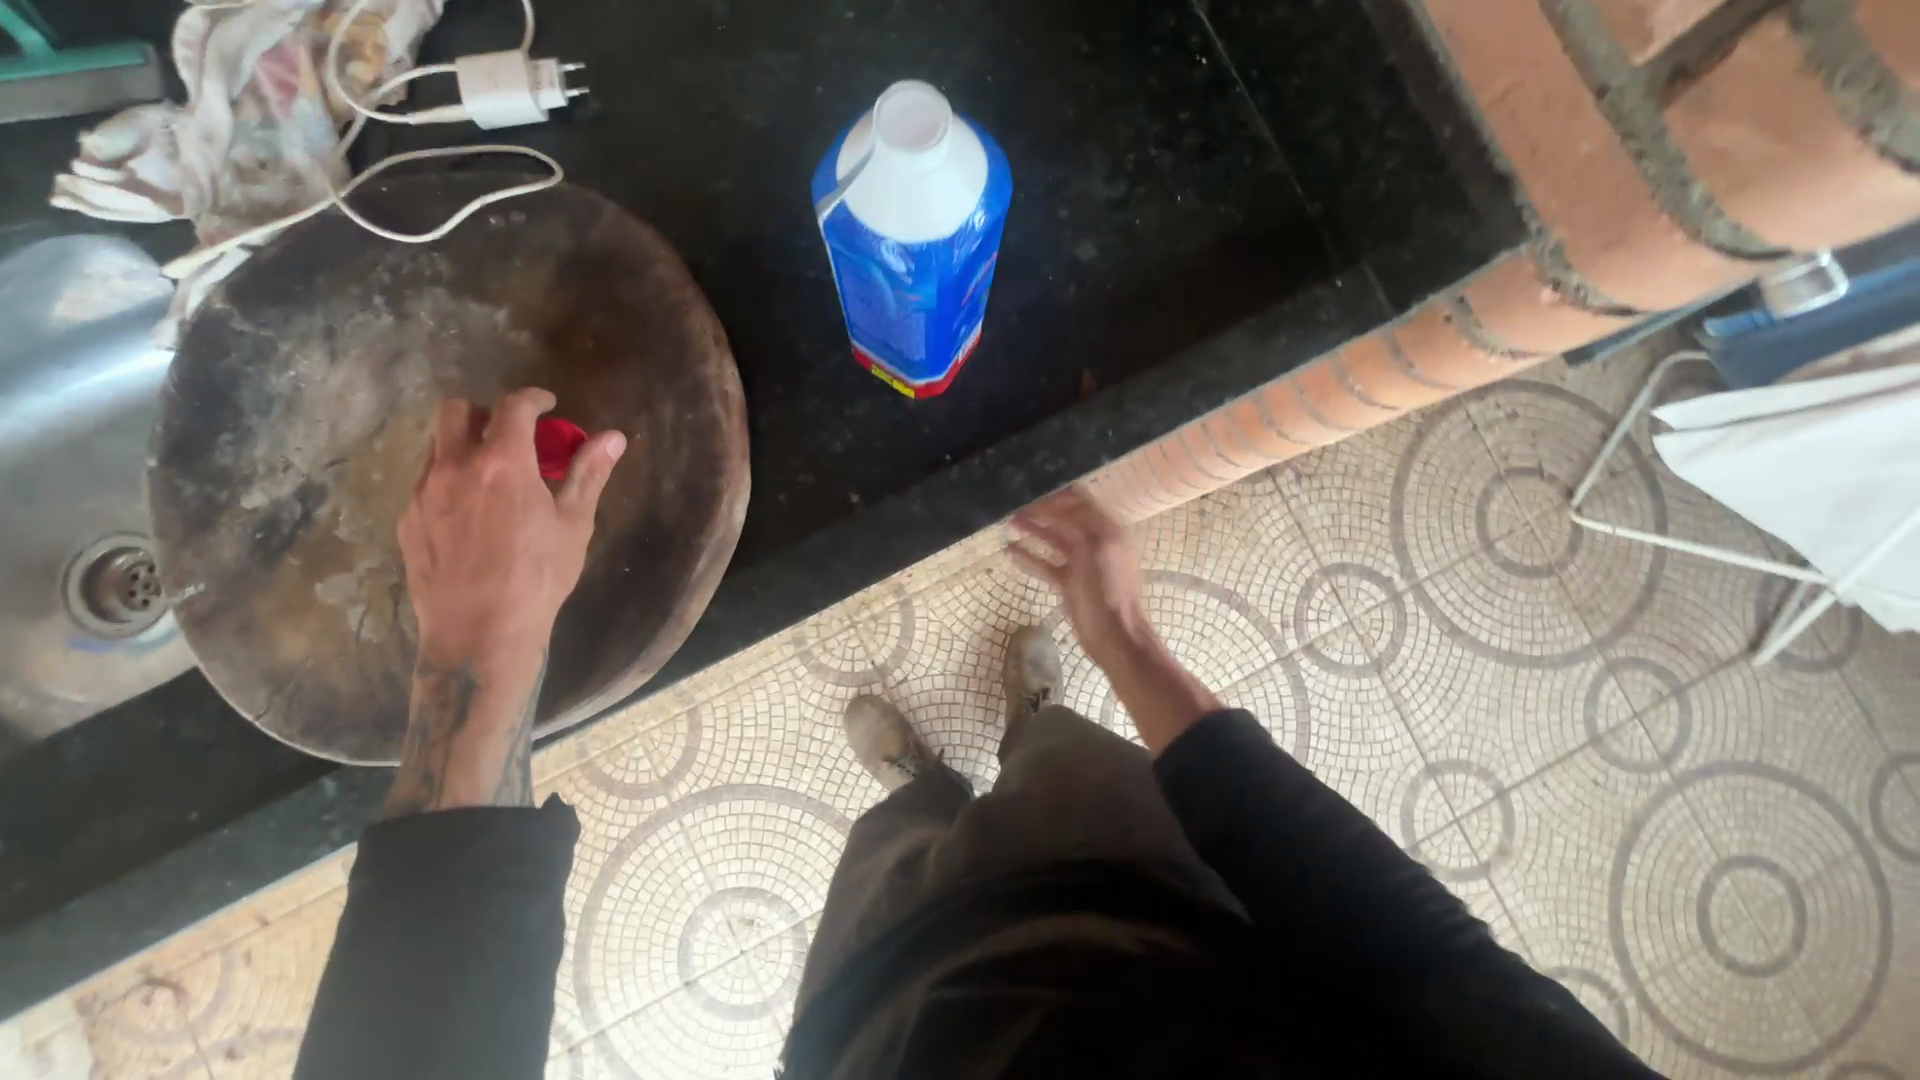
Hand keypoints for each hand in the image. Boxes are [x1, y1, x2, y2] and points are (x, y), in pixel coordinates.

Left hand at [399, 388, 625, 673]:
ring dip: (466, 446)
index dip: (533, 399)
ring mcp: (423, 493)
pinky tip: (473, 514)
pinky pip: (426, 482)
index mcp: (503, 463)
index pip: (513, 407)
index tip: (548, 405)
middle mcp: (454, 467)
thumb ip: (589, 474)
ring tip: (494, 477)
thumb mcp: (574, 524)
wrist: (480, 632)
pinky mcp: (407, 520)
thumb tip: (614, 437)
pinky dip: (451, 480)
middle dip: (486, 413)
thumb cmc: (539, 576)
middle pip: (456, 411)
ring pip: (437, 446)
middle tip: (513, 437)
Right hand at [1009, 487, 1154, 671]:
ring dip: (1033, 529)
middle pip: (1064, 517)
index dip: (1056, 496)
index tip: (1031, 491)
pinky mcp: (1068, 582)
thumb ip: (1077, 524)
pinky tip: (1010, 550)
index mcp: (1106, 529)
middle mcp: (1093, 541)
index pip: (1079, 501)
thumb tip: (1054, 504)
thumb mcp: (1097, 548)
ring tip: (1009, 521)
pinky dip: (1029, 556)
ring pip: (1053, 538)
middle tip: (1014, 504)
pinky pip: (1045, 564)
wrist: (1115, 636)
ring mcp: (1080, 562)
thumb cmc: (1109, 590)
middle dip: (1041, 510)